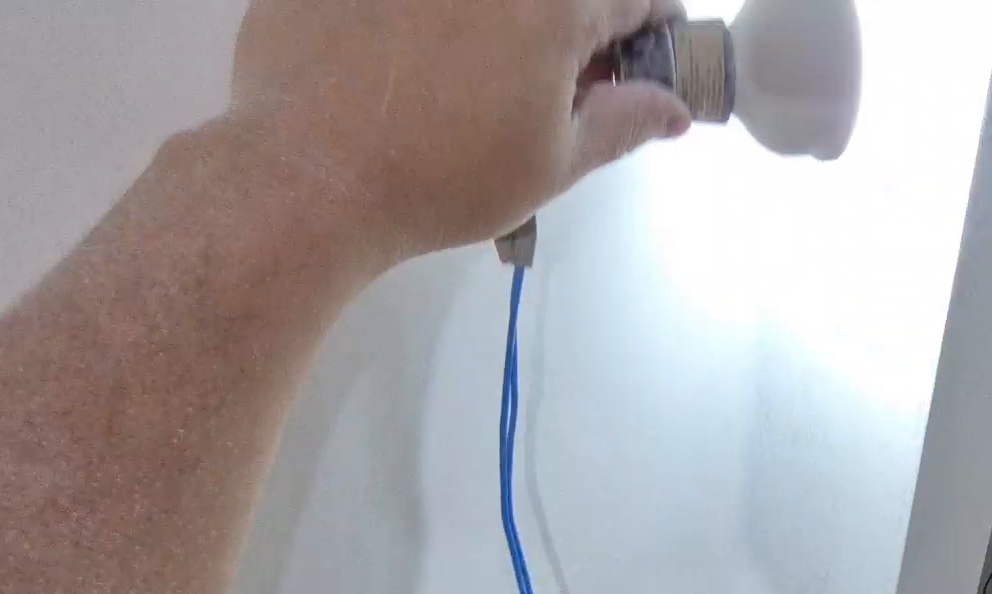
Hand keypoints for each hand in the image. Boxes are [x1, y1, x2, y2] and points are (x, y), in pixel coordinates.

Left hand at [229, 0, 692, 258]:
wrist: (316, 172)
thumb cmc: (454, 179)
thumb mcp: (555, 163)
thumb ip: (623, 124)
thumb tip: (675, 109)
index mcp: (552, 6)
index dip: (654, 23)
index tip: (654, 48)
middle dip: (582, 26)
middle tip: (570, 75)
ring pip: (499, 0)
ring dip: (517, 24)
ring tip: (495, 74)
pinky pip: (434, 0)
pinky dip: (447, 22)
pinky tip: (426, 60)